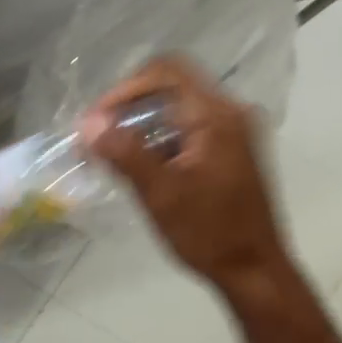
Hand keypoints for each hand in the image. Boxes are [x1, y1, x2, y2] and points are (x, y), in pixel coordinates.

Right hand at [79, 55, 296, 298]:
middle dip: (126, 110)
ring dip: (139, 128)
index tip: (95, 124)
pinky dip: (157, 143)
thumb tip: (88, 124)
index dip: (123, 91)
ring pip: (176, 112)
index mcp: (216, 116)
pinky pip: (186, 133)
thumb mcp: (160, 192)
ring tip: (108, 157)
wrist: (253, 269)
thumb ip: (124, 153)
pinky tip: (137, 170)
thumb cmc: (208, 231)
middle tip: (95, 141)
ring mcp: (231, 134)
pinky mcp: (227, 155)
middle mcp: (228, 114)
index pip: (165, 72)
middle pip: (169, 88)